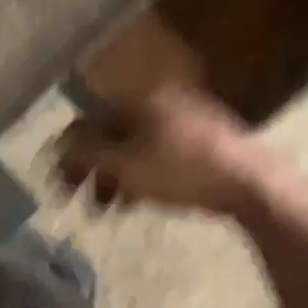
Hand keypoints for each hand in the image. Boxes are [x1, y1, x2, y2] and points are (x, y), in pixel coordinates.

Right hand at [56, 80, 281, 215]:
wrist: (251, 184)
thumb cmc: (181, 171)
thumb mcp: (124, 164)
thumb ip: (85, 152)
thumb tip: (57, 144)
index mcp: (140, 99)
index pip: (87, 120)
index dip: (67, 151)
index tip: (56, 181)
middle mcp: (159, 102)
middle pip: (109, 135)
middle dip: (89, 170)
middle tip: (76, 199)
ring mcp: (183, 121)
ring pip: (131, 149)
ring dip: (111, 178)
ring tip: (106, 209)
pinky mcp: (199, 143)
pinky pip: (154, 156)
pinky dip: (136, 176)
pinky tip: (133, 202)